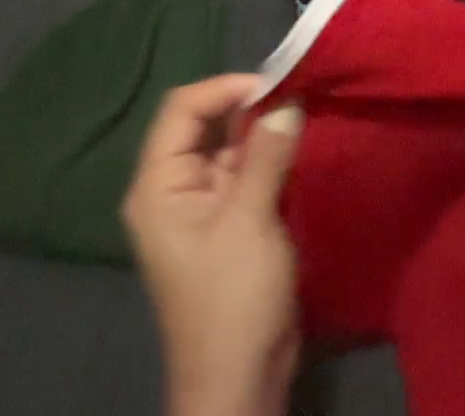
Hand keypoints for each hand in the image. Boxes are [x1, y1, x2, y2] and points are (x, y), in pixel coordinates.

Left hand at [123, 75, 303, 415]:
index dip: (226, 89)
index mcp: (158, 185)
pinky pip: (246, 174)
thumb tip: (287, 100)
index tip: (276, 84)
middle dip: (249, 108)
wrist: (239, 380)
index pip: (182, 110)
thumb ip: (267, 155)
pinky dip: (270, 159)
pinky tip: (301, 149)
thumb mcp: (250, 221)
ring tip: (305, 116)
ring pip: (229, 148)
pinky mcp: (228, 223)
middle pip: (205, 125)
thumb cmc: (233, 299)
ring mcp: (201, 207)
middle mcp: (173, 188)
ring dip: (263, 133)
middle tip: (298, 97)